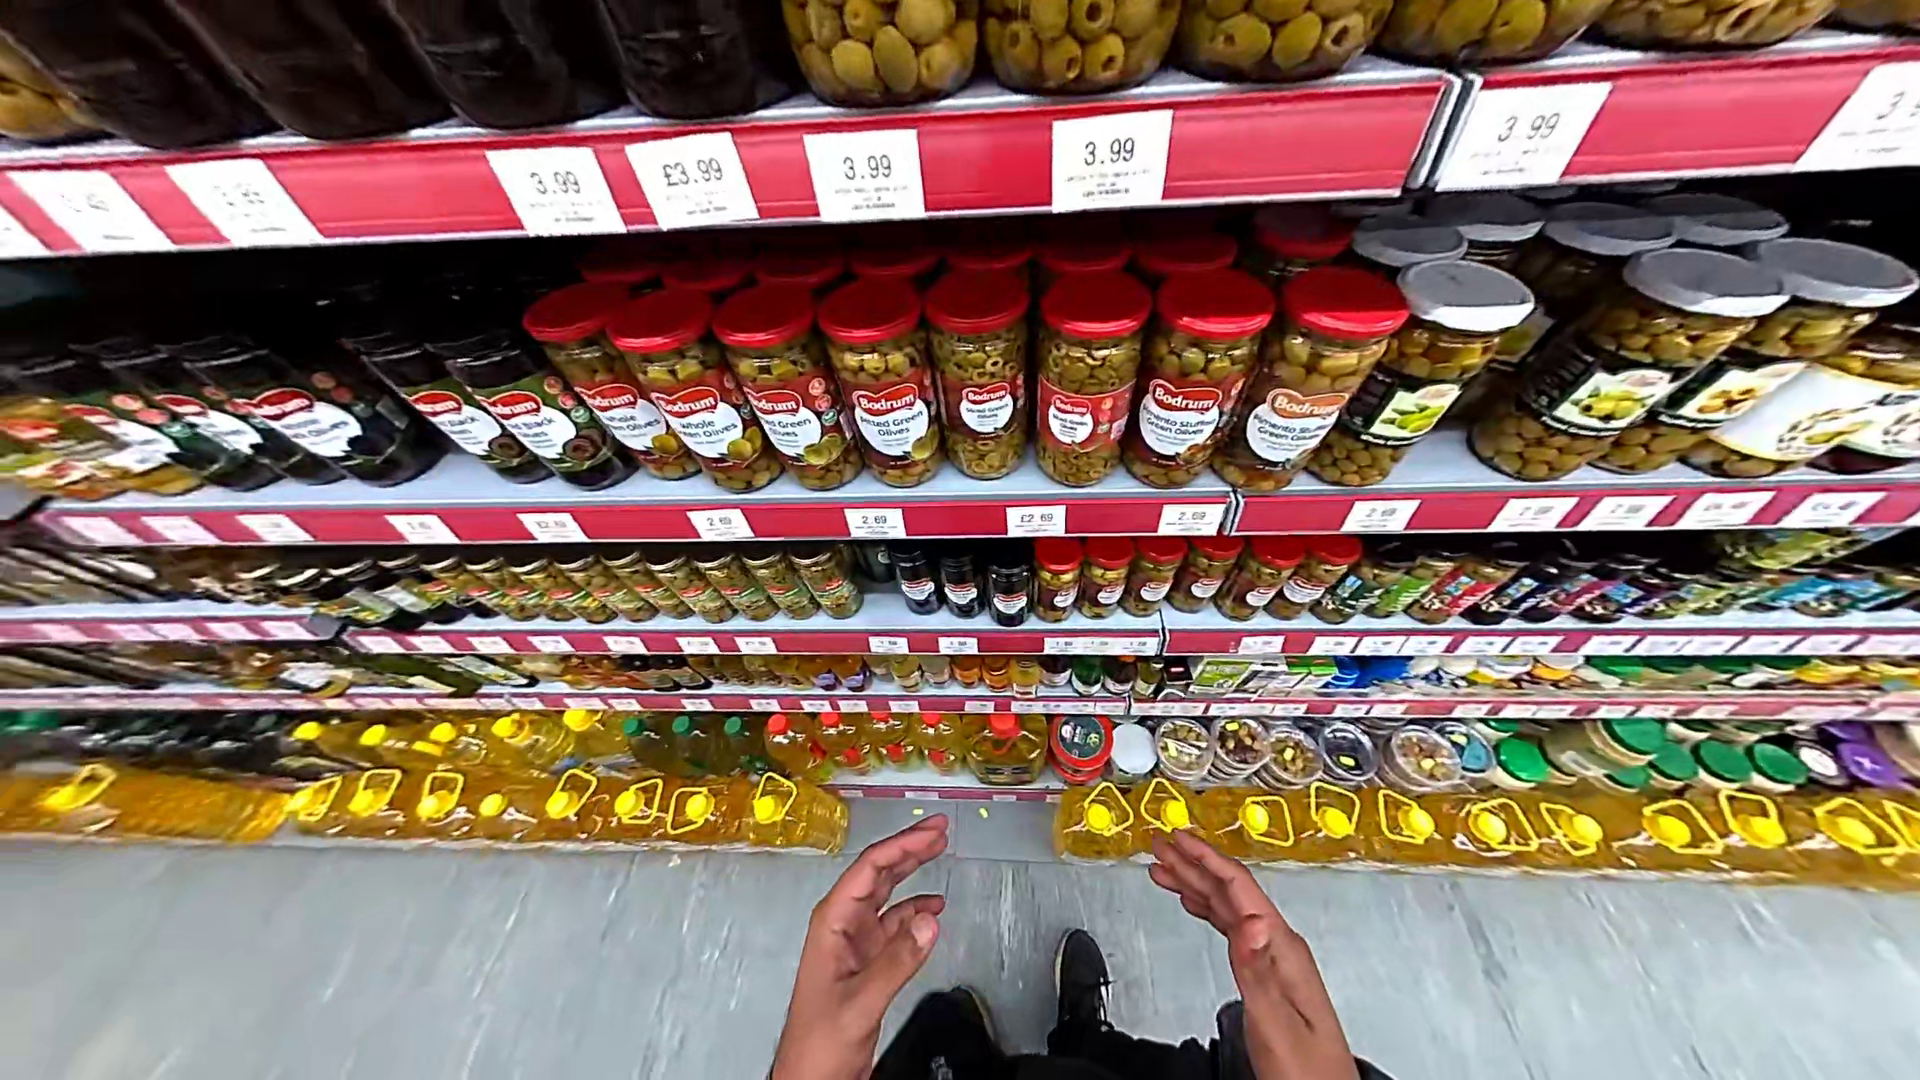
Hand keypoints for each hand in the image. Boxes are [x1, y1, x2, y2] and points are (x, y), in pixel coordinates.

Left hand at [771, 815, 949, 1079]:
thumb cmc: (818, 1046)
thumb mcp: (859, 1003)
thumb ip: (896, 961)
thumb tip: (929, 918)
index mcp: (833, 920)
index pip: (871, 867)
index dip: (902, 844)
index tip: (929, 831)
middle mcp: (844, 921)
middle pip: (880, 870)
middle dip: (910, 846)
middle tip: (939, 828)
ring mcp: (856, 939)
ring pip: (888, 891)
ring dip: (913, 869)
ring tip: (938, 849)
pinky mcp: (868, 958)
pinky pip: (895, 921)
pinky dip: (915, 909)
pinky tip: (932, 907)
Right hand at [1149, 830, 1357, 1079]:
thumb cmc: (1305, 1070)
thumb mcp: (1276, 1022)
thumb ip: (1258, 970)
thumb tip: (1248, 919)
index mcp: (1280, 944)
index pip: (1238, 885)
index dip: (1205, 856)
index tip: (1177, 838)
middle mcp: (1276, 942)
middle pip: (1229, 888)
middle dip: (1191, 863)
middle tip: (1159, 846)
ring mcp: (1271, 954)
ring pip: (1226, 903)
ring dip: (1193, 882)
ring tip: (1163, 869)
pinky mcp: (1264, 970)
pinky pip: (1228, 923)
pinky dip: (1204, 906)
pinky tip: (1192, 902)